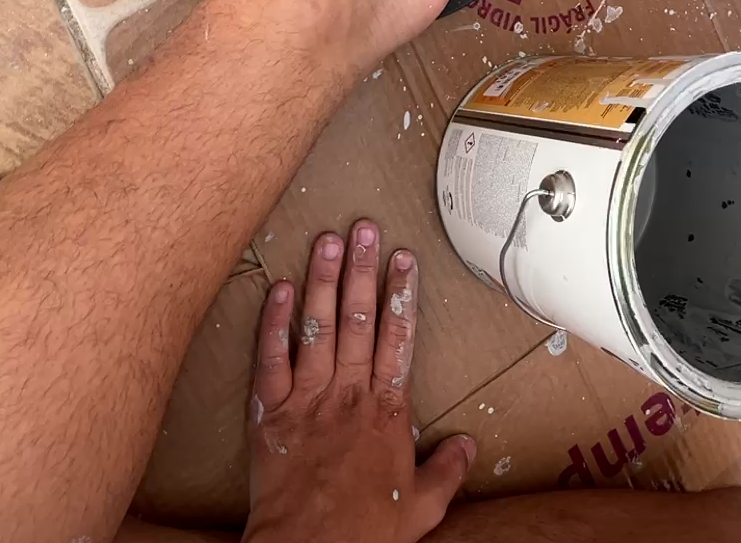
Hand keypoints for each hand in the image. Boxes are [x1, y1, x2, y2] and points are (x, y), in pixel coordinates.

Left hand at [243, 221, 472, 542]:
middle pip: (358, 319)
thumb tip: (469, 443)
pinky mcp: (272, 410)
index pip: (398, 337)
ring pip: (317, 327)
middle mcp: (348, 392)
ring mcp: (308, 396)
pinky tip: (279, 288)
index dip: (402, 294)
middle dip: (362, 270)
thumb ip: (447, 470)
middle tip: (364, 229)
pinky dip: (274, 322)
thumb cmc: (365, 531)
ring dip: (322, 281)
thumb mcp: (421, 507)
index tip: (403, 257)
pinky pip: (271, 358)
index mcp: (386, 409)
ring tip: (327, 241)